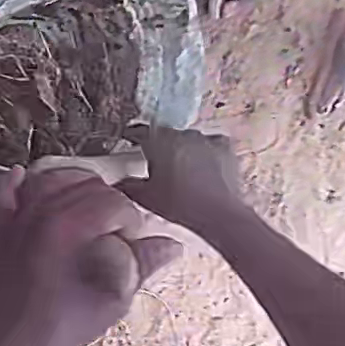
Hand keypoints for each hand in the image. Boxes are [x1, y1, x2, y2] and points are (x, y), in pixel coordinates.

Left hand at [0, 169, 181, 345]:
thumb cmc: (59, 329)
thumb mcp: (111, 302)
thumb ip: (140, 266)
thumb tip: (171, 246)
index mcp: (68, 227)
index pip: (113, 201)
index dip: (132, 221)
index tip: (134, 242)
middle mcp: (40, 213)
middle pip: (87, 185)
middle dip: (111, 204)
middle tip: (119, 233)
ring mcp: (18, 219)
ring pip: (53, 178)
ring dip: (78, 187)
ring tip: (94, 210)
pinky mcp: (4, 230)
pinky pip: (8, 193)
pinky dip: (17, 183)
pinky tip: (22, 177)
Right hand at [120, 127, 251, 233]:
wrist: (217, 214)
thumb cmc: (180, 204)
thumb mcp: (145, 197)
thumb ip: (127, 186)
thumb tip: (119, 183)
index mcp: (159, 141)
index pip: (140, 131)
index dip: (132, 136)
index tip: (129, 138)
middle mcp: (183, 135)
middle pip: (165, 136)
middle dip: (159, 148)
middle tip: (155, 168)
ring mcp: (206, 139)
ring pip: (187, 140)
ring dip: (182, 151)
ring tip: (180, 174)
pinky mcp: (225, 149)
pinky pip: (209, 146)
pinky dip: (204, 154)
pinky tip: (201, 170)